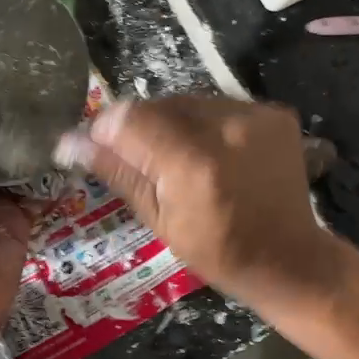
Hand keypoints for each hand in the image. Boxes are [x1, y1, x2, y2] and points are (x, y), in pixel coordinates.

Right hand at [55, 98, 335, 304]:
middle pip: (159, 105)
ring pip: (189, 102)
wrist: (288, 256)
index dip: (104, 128)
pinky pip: (220, 106)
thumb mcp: (158, 219)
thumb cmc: (216, 250)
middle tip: (135, 156)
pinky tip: (210, 153)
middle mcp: (226, 128)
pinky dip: (205, 124)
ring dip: (172, 122)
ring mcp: (255, 116)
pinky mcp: (273, 113)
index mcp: (192, 163)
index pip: (130, 119)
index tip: (94, 145)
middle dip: (138, 126)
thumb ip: (118, 172)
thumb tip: (70, 143)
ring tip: (176, 158)